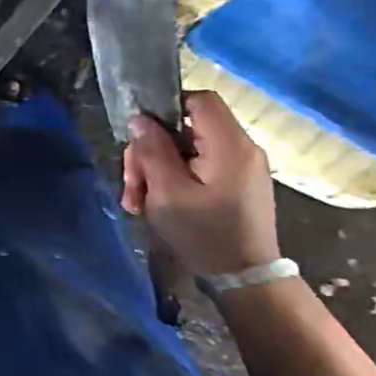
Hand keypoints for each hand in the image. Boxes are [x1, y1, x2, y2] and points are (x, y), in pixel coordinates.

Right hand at [122, 90, 279, 276]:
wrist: (244, 276)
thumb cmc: (204, 232)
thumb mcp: (167, 191)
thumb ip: (152, 150)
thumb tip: (140, 119)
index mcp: (230, 146)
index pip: (201, 100)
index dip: (166, 105)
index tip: (140, 132)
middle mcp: (241, 149)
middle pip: (184, 128)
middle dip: (150, 151)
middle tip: (132, 182)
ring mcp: (239, 167)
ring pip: (184, 149)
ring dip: (155, 169)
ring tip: (138, 199)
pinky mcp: (234, 182)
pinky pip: (196, 165)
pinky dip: (172, 178)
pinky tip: (156, 201)